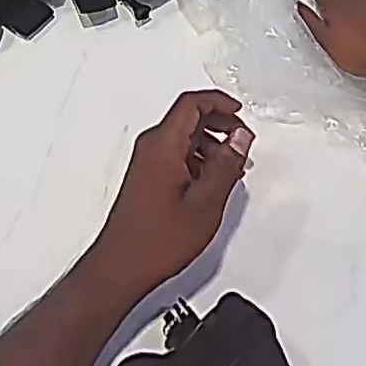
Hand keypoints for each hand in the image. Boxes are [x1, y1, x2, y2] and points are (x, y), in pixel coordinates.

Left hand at [83, 91, 252, 299]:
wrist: (123, 263)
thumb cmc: (157, 239)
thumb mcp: (206, 201)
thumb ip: (226, 165)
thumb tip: (240, 138)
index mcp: (163, 144)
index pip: (191, 104)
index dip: (218, 102)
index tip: (238, 110)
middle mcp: (152, 146)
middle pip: (188, 116)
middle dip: (219, 122)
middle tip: (242, 138)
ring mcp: (147, 159)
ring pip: (183, 135)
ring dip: (211, 143)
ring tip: (233, 165)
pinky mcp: (147, 174)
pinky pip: (175, 152)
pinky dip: (198, 157)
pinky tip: (214, 179)